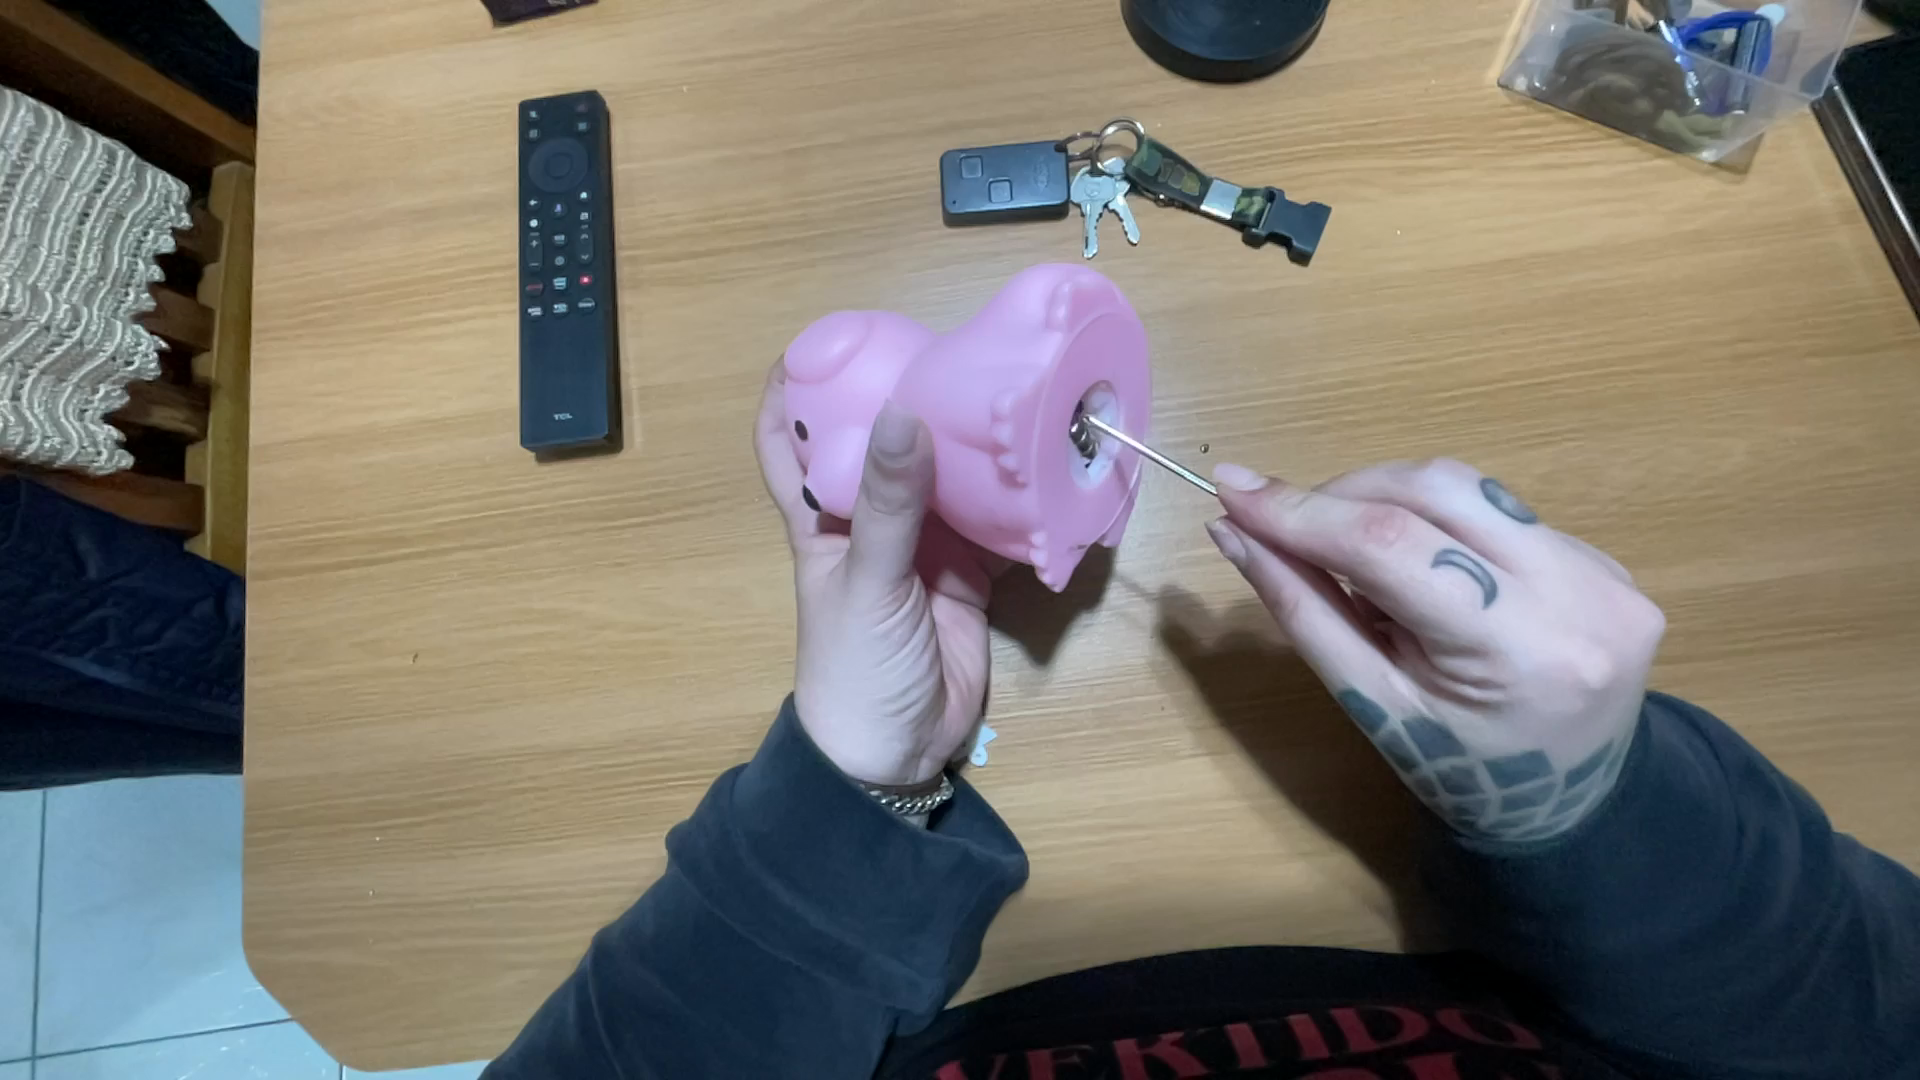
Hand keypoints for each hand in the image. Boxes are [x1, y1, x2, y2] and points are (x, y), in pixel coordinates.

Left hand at [754, 359, 1002, 787]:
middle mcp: (871, 521)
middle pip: (880, 447)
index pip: (792, 443)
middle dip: (904, 402)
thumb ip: (886, 505)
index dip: (796, 391)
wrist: (898, 752)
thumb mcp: (866, 581)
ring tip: (1004, 394)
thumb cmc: (857, 665)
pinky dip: (1012, 503)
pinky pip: (991, 525)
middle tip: (945, 350)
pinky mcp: (967, 573)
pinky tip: (1040, 469)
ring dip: (967, 446)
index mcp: (823, 517)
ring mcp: (923, 546)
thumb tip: (901, 413)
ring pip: (943, 480)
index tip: (825, 337)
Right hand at [1205, 458, 1665, 841]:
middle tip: (1284, 528)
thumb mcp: (1364, 699)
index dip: (1299, 511)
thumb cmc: (1449, 767)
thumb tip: (1231, 531)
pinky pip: (1486, 506)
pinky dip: (1422, 519)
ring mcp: (1601, 568)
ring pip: (1460, 485)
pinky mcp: (1599, 556)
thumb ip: (1298, 607)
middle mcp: (1581, 592)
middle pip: (1433, 490)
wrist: (1566, 800)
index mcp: (1520, 650)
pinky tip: (1410, 568)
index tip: (1228, 488)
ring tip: (1345, 554)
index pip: (1390, 546)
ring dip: (1377, 499)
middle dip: (1337, 496)